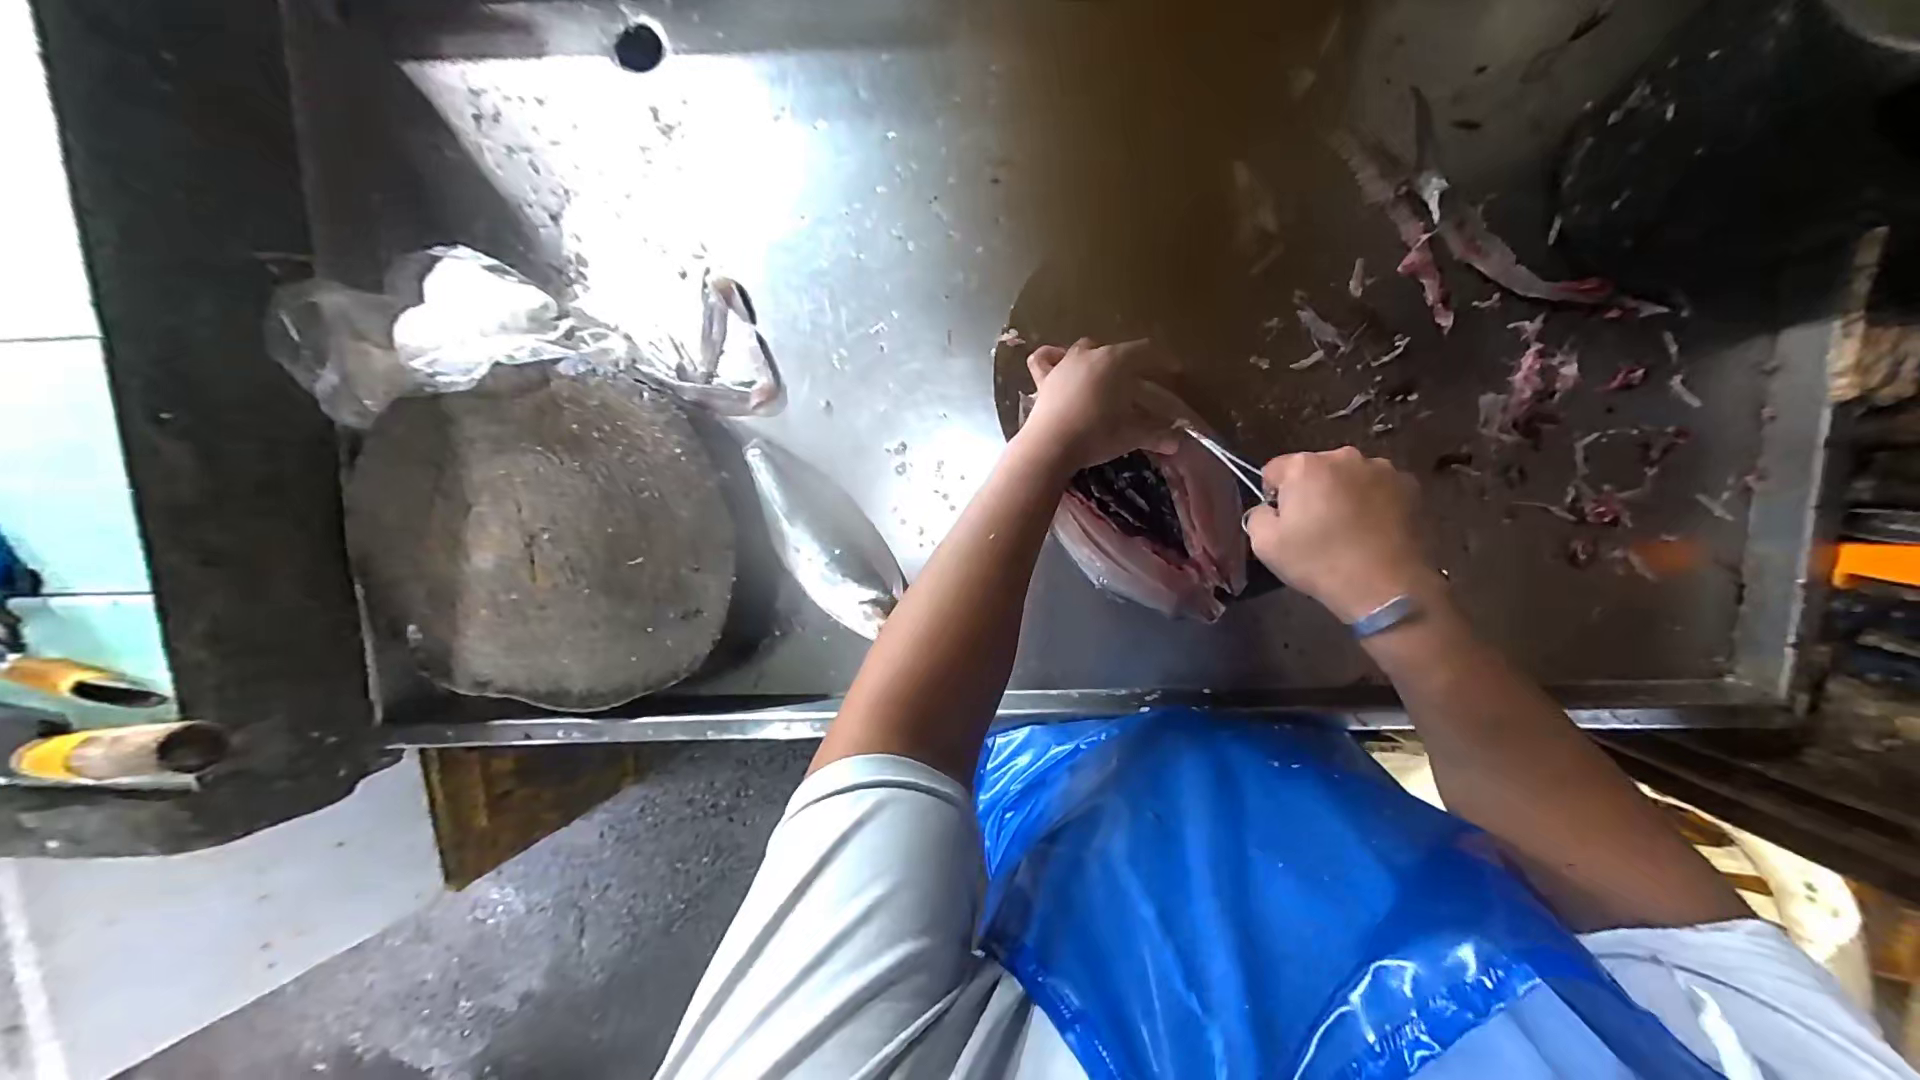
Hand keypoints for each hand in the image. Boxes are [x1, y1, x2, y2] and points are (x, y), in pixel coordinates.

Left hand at [1017, 338, 1182, 472]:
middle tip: (1139, 383)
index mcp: (1117, 361)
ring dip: (1096, 357)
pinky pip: (1045, 359)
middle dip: (1130, 362)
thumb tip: (1177, 443)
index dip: (1162, 360)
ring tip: (1103, 375)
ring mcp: (1064, 364)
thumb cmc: (1097, 435)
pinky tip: (1059, 361)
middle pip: (1116, 350)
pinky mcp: (1043, 379)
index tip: (1173, 371)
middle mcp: (1090, 354)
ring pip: (1084, 349)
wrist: (1051, 446)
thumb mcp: (1131, 435)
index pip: (1146, 352)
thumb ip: (1156, 435)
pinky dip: (1053, 356)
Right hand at [1244, 448, 1438, 622]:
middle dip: (1310, 491)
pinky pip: (1378, 489)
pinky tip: (1372, 531)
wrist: (1386, 586)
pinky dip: (1372, 503)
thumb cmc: (1319, 561)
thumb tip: (1268, 510)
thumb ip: (1256, 517)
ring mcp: (1383, 469)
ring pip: (1348, 478)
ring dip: (1342, 495)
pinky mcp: (1411, 487)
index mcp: (1305, 466)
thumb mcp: (1264, 544)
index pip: (1274, 470)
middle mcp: (1344, 457)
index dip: (1273, 496)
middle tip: (1314, 527)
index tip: (1282, 521)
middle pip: (1315, 470)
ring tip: (1348, 530)